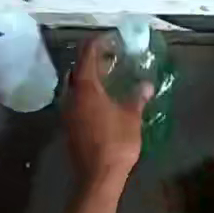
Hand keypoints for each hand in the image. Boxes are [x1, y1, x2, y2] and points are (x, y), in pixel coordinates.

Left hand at [64, 37, 150, 187]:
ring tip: (108, 74)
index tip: (110, 38)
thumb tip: (146, 84)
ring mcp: (68, 111)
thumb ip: (137, 97)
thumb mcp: (132, 117)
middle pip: (77, 69)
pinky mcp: (70, 123)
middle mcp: (71, 96)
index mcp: (86, 89)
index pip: (87, 56)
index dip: (97, 44)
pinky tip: (103, 96)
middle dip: (92, 59)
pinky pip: (77, 98)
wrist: (98, 175)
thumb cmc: (117, 142)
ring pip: (75, 84)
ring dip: (89, 76)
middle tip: (111, 55)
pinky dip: (88, 91)